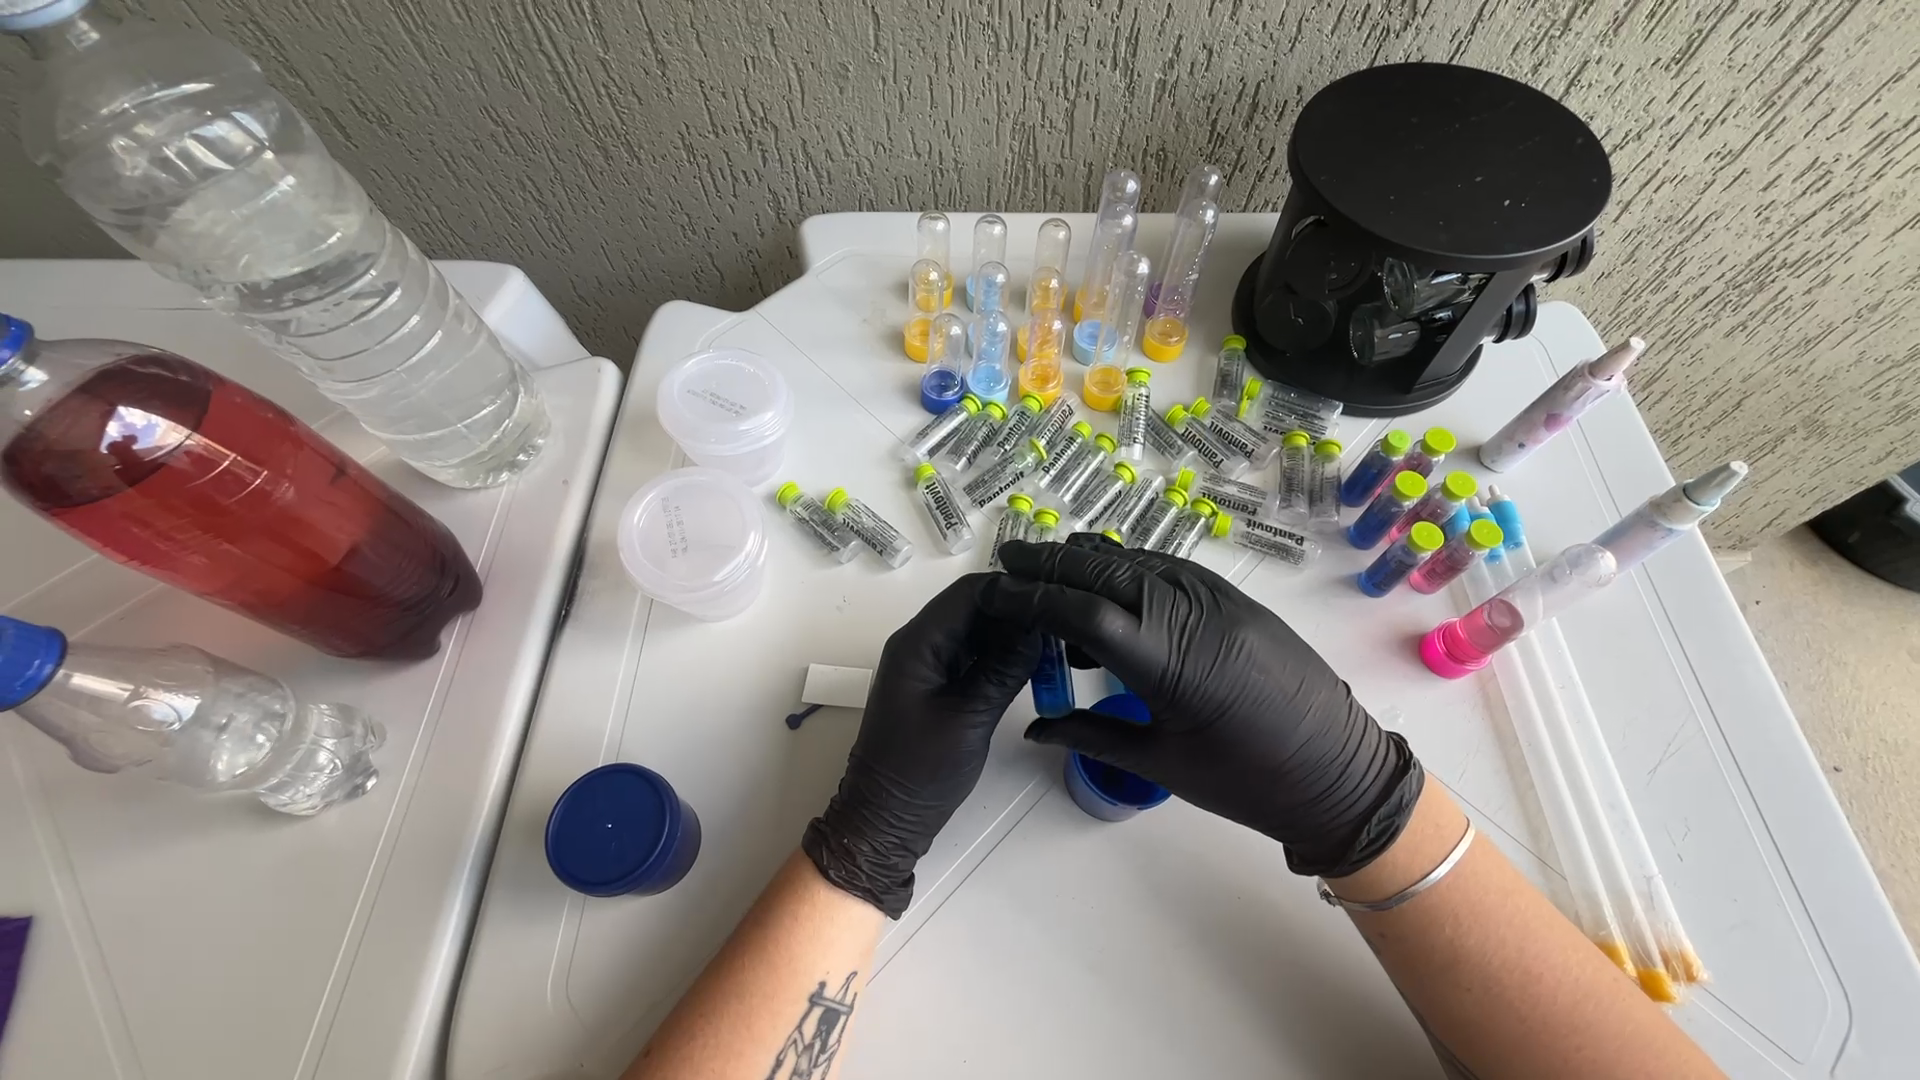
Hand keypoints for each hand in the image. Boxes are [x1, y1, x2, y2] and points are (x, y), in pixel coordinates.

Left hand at [802, 574, 1040, 916]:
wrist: (885, 819)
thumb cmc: (920, 771)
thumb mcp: (970, 717)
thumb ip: (1005, 668)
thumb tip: (1039, 626)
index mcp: (918, 643)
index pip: (969, 592)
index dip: (1013, 589)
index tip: (1055, 598)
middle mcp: (920, 644)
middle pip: (973, 606)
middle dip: (1017, 609)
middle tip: (1064, 619)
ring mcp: (928, 664)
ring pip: (976, 630)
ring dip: (1012, 633)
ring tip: (1057, 639)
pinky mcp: (938, 684)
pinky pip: (973, 656)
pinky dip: (1001, 655)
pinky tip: (1034, 663)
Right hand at [983, 539, 1422, 876]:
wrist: (1340, 772)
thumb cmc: (1244, 780)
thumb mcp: (1159, 763)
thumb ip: (1088, 734)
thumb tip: (1032, 727)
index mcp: (1165, 660)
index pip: (1079, 610)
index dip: (1031, 598)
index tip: (995, 592)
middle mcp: (1187, 613)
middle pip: (1103, 571)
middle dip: (1050, 563)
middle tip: (1010, 559)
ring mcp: (1214, 598)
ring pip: (1136, 561)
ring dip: (1087, 560)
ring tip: (1048, 567)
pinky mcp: (1232, 598)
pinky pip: (1166, 569)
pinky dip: (1126, 568)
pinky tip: (1106, 581)